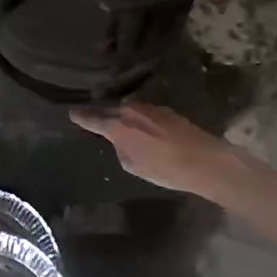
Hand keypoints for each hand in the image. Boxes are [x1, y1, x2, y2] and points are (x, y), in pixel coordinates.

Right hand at [69, 101, 248, 197]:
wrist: (205, 161)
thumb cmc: (166, 169)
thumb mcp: (134, 166)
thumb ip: (121, 149)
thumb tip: (120, 140)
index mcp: (119, 126)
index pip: (93, 119)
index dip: (81, 117)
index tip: (71, 113)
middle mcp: (132, 110)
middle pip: (111, 109)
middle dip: (101, 113)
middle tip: (92, 118)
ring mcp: (150, 107)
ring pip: (128, 108)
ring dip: (121, 114)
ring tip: (115, 121)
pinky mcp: (166, 110)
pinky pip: (143, 111)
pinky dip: (137, 117)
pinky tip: (140, 126)